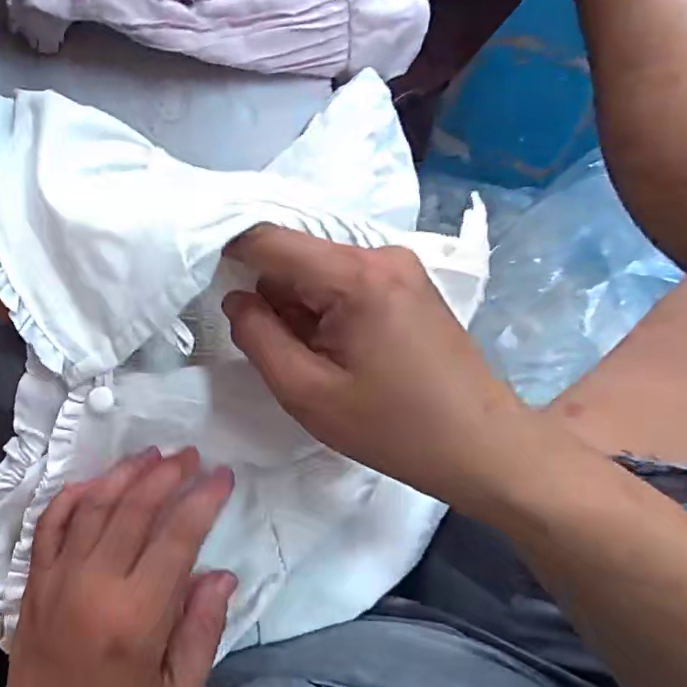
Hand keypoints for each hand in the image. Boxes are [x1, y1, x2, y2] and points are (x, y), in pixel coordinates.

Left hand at [0, 449, 236, 686]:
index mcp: (135, 617)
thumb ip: (200, 633)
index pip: (176, 538)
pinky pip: (48, 526)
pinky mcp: (32, 583)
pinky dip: (68, 498)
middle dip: (165, 476)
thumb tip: (221, 574)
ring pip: (90, 507)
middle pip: (132, 510)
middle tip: (191, 455)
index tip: (223, 475)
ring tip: (150, 456)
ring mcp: (55, 578)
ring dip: (121, 476)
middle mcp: (92, 584)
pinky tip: (90, 483)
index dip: (202, 501)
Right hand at [222, 225, 564, 505]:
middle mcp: (379, 255)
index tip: (201, 282)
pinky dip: (318, 306)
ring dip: (293, 303)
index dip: (227, 253)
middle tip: (271, 344)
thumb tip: (235, 297)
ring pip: (312, 267)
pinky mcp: (405, 283)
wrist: (485, 448)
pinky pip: (338, 279)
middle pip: (291, 253)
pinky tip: (332, 346)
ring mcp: (397, 266)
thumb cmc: (392, 426)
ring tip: (309, 354)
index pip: (267, 239)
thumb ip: (256, 335)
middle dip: (266, 291)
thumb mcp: (304, 391)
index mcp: (355, 277)